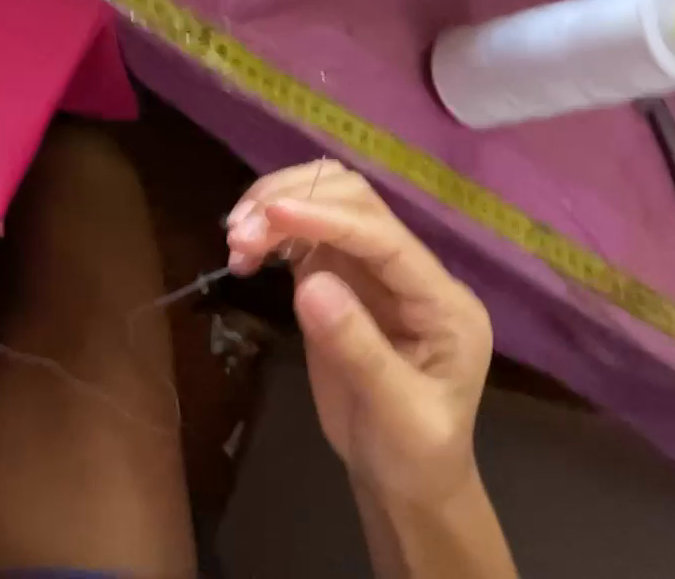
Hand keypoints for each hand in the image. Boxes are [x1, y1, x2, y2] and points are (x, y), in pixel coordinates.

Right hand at [225, 160, 493, 506]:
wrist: (401, 476)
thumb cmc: (414, 452)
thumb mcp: (398, 414)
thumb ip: (358, 348)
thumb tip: (309, 284)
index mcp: (441, 300)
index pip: (382, 236)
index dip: (326, 217)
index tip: (270, 214)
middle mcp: (406, 271)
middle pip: (353, 199)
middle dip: (292, 202)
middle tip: (239, 233)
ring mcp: (369, 270)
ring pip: (323, 204)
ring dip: (273, 209)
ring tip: (234, 242)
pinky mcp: (335, 276)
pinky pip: (299, 234)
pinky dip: (267, 233)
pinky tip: (241, 257)